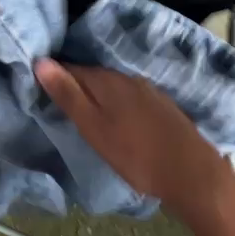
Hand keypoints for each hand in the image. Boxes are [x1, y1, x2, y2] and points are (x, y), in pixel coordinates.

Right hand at [37, 59, 234, 235]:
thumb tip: (40, 60)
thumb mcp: (94, 128)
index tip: (42, 90)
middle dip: (77, 86)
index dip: (54, 77)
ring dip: (100, 96)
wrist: (194, 175)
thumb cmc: (136, 154)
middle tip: (64, 106)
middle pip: (92, 75)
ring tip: (91, 115)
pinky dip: (120, 105)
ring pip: (113, 87)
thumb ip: (67, 95)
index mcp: (105, 80)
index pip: (70, 68)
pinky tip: (121, 121)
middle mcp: (125, 77)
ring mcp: (147, 90)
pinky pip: (131, 97)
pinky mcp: (162, 106)